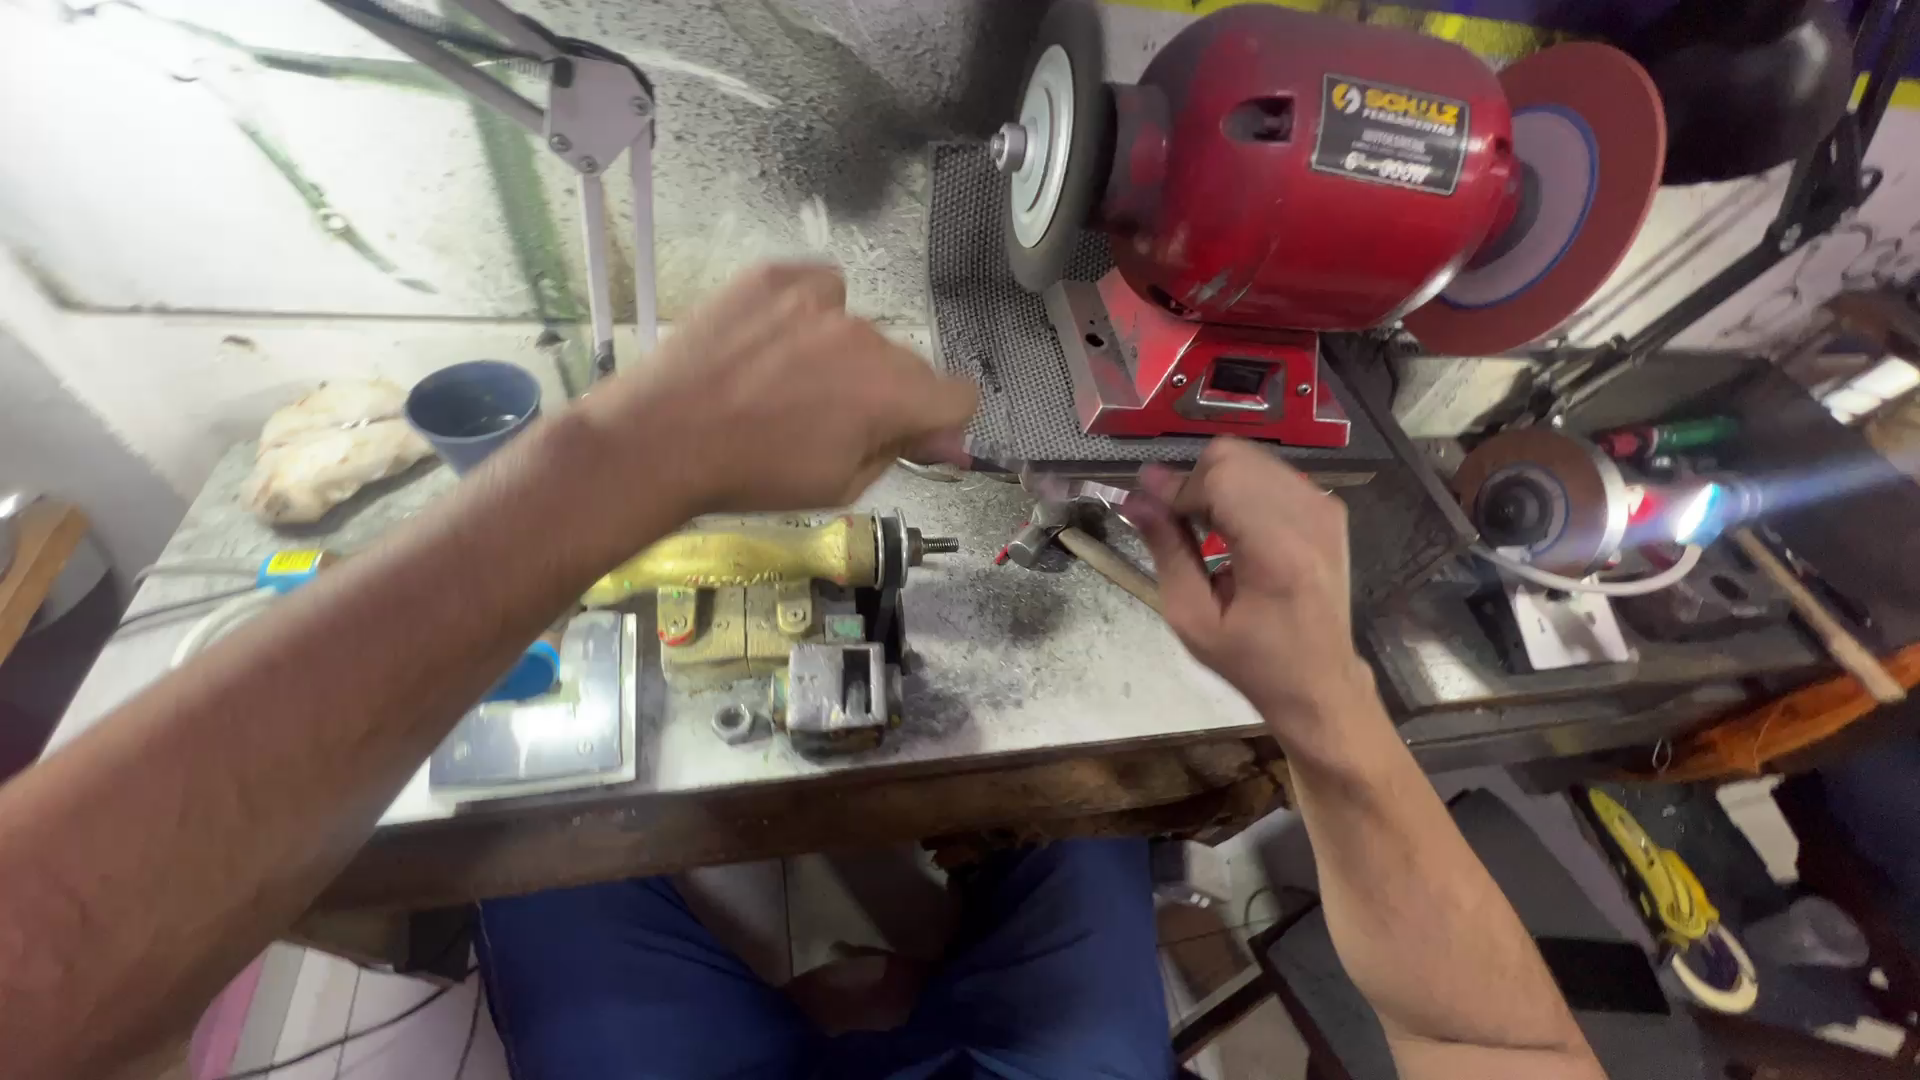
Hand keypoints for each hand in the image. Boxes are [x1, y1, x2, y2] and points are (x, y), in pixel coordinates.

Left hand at [583, 263, 978, 515]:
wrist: (659, 438)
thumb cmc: (754, 476)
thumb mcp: (842, 484)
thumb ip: (903, 451)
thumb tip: (948, 441)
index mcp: (890, 395)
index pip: (959, 394)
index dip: (940, 421)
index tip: (908, 436)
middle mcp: (866, 337)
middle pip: (908, 364)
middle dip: (888, 393)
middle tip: (834, 420)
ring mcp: (819, 299)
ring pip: (863, 329)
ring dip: (846, 356)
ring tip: (790, 384)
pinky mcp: (776, 276)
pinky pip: (821, 290)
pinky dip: (811, 315)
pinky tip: (775, 343)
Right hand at [1130, 439, 1380, 756]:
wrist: (1319, 682)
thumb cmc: (1251, 660)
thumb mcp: (1192, 617)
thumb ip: (1166, 551)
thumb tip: (1136, 499)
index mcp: (1277, 552)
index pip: (1219, 478)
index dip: (1175, 487)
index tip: (1147, 507)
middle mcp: (1309, 518)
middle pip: (1234, 457)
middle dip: (1194, 482)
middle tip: (1178, 522)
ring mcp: (1325, 509)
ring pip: (1250, 457)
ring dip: (1216, 483)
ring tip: (1205, 527)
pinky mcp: (1329, 510)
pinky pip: (1271, 471)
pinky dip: (1241, 487)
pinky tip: (1234, 526)